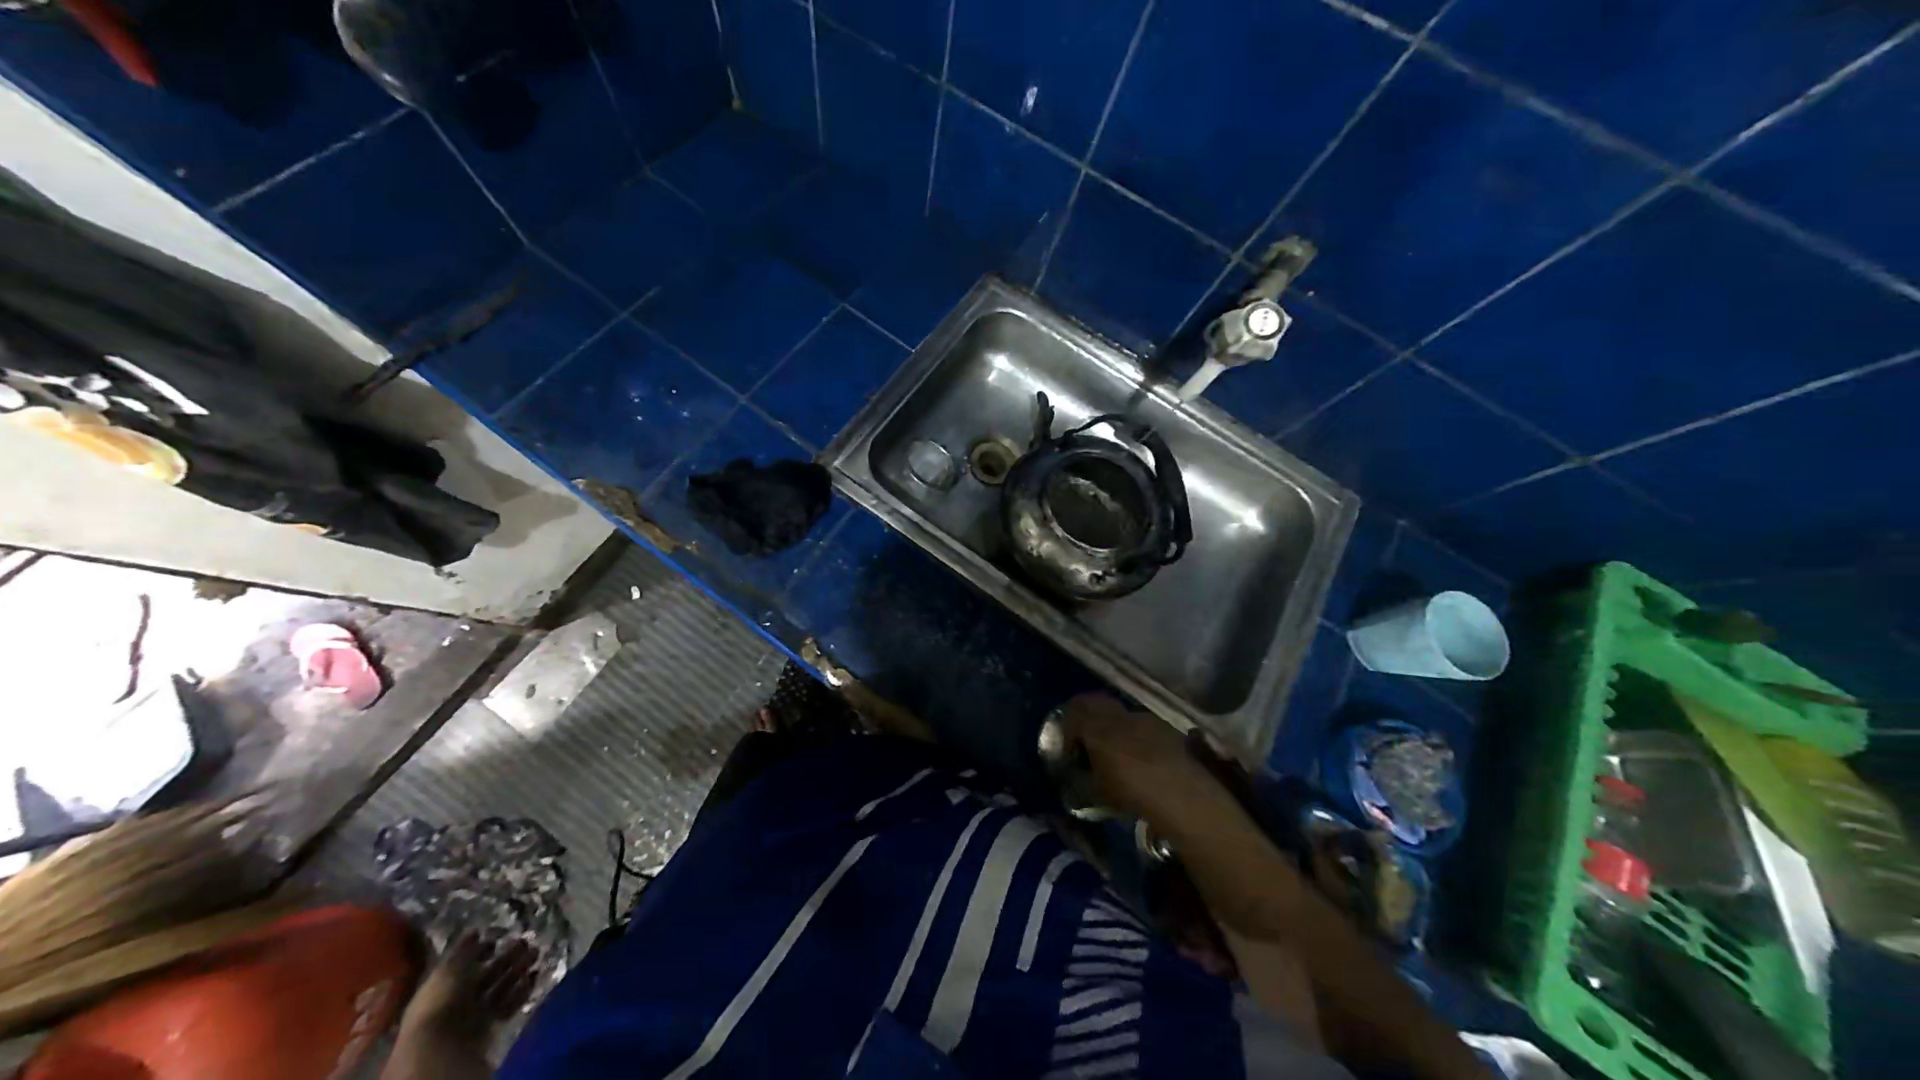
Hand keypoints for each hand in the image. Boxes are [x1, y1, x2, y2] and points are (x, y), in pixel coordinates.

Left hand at [401, 932, 537, 1042]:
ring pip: (500, 986)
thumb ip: (462, 949)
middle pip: (486, 975)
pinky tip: (534, 975)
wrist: (443, 1045)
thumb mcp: (449, 968)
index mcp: (442, 985)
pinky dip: (522, 990)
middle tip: (526, 941)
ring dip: (518, 970)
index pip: (464, 964)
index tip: (498, 938)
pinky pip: (509, 1003)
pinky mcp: (491, 1024)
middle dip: (507, 957)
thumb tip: (474, 929)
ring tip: (536, 953)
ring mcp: (475, 1013)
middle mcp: (458, 999)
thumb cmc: (441, 1001)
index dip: (480, 950)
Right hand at [1059, 694, 1218, 821]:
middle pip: (1095, 703)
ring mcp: (1144, 718)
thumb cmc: (1131, 793)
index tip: (1068, 750)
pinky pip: (1140, 723)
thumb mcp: (1096, 793)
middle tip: (1085, 742)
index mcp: (1096, 727)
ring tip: (1115, 751)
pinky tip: (1139, 757)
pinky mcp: (1165, 727)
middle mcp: (1118, 715)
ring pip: (1119, 713)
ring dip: (1112, 725)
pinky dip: (1133, 734)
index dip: (1066, 729)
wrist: (1182, 794)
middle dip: (1086, 718)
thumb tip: (1074, 778)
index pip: (1073, 712)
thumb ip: (1079, 781)